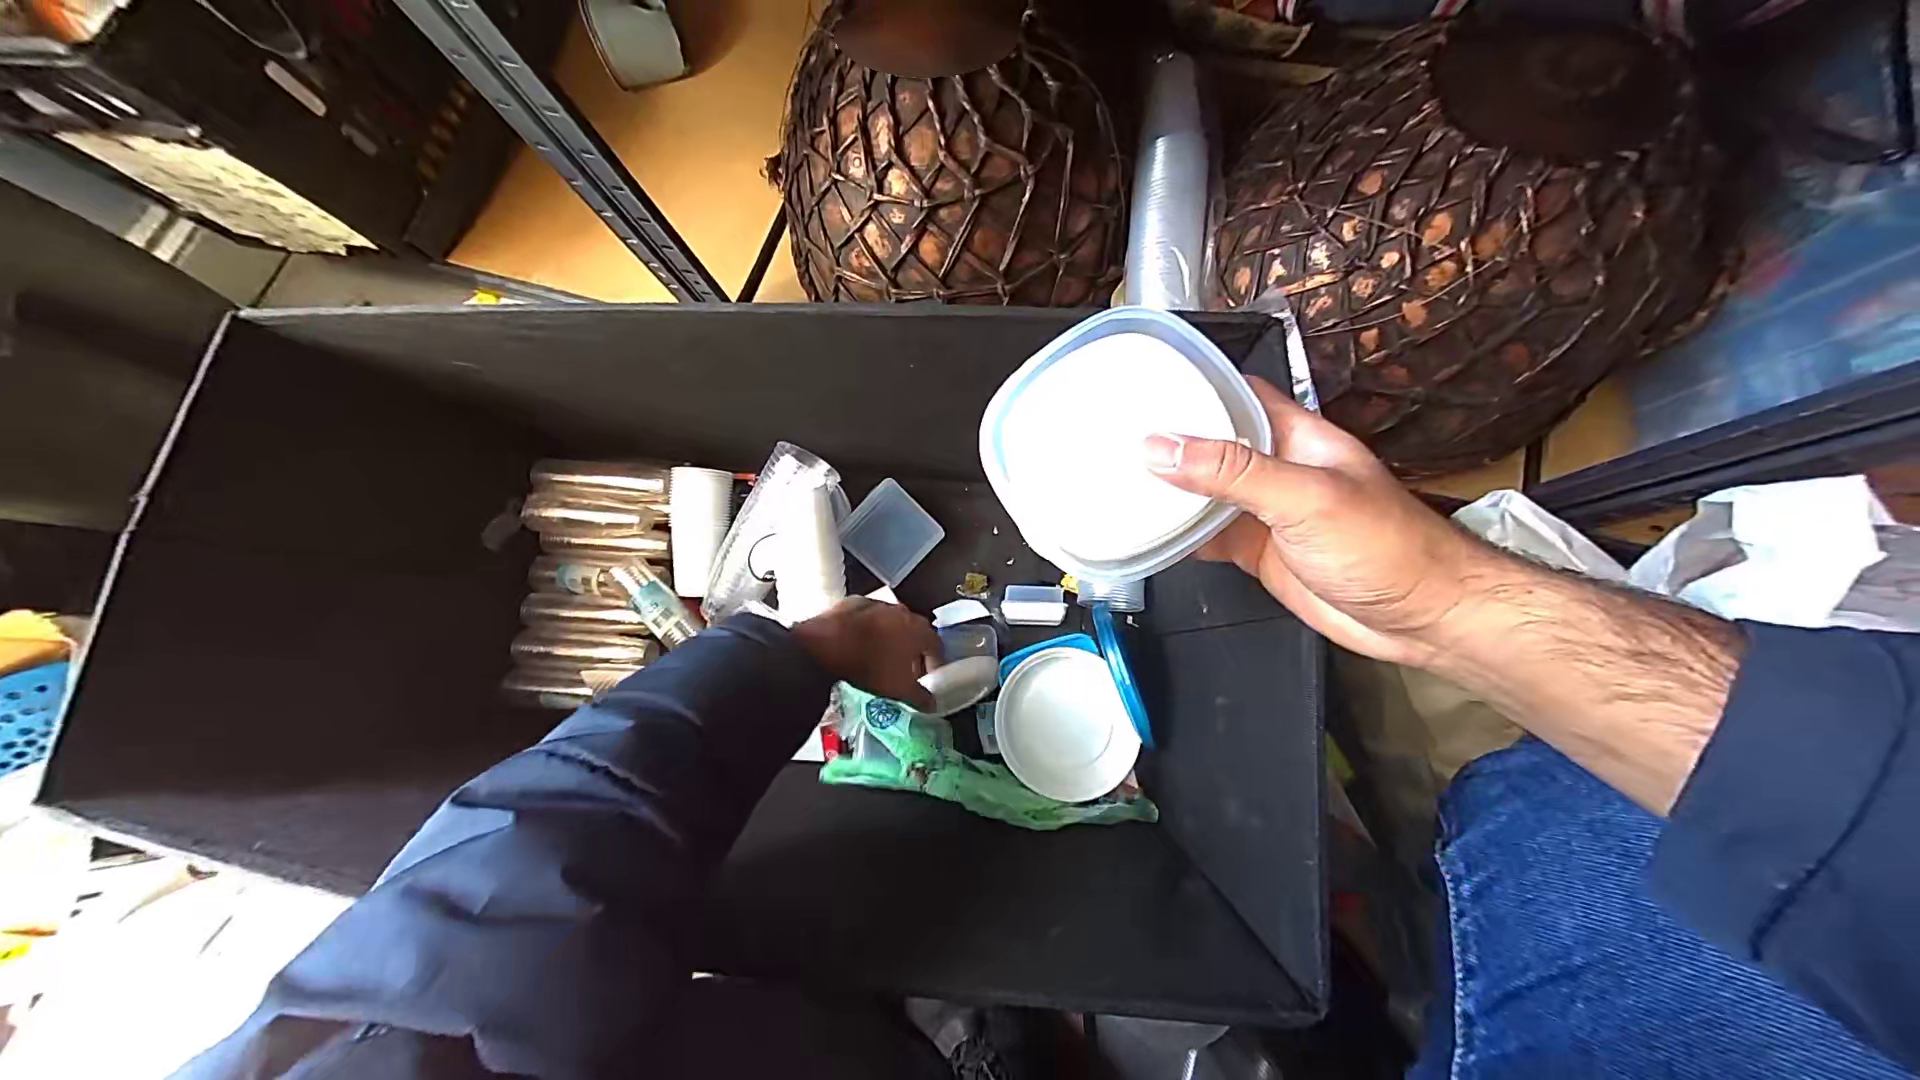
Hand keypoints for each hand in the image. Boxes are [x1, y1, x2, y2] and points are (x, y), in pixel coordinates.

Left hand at [791, 597, 941, 710]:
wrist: (828, 645)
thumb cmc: (870, 665)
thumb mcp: (899, 690)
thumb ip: (920, 697)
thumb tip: (930, 703)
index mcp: (919, 630)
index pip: (936, 646)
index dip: (934, 662)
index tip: (929, 674)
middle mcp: (902, 612)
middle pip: (915, 632)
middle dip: (913, 650)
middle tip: (906, 669)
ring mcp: (878, 604)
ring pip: (891, 622)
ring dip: (891, 637)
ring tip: (881, 657)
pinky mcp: (855, 603)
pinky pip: (868, 617)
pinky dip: (869, 629)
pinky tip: (860, 644)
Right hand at [1144, 376, 1506, 668]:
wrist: (1419, 619)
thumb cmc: (1389, 547)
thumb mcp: (1305, 497)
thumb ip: (1234, 471)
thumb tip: (1164, 448)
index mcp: (1295, 436)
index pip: (1236, 394)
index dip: (1194, 385)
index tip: (1148, 385)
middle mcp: (1276, 468)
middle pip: (1212, 444)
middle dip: (1170, 440)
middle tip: (1119, 437)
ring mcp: (1264, 511)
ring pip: (1204, 492)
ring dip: (1169, 490)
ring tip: (1120, 480)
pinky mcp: (1256, 549)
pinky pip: (1207, 536)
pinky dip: (1179, 535)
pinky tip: (1152, 534)